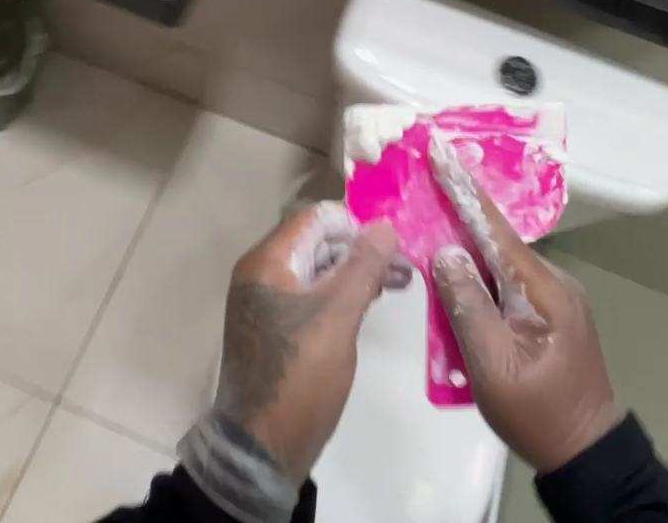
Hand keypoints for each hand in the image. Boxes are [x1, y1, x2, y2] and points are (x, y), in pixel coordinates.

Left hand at [184, 199, 401, 519]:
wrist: (261, 449)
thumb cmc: (299, 377)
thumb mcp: (338, 317)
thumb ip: (363, 266)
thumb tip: (386, 224)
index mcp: (268, 261)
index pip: (316, 218)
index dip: (357, 224)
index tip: (394, 243)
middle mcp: (262, 272)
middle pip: (318, 241)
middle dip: (362, 249)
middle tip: (405, 267)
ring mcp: (266, 299)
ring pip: (318, 267)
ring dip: (355, 271)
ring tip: (399, 283)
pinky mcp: (276, 323)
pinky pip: (312, 292)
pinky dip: (340, 292)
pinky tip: (370, 300)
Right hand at [430, 171, 620, 473]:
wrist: (586, 454)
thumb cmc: (537, 412)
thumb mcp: (492, 364)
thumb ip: (467, 304)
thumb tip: (446, 252)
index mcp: (543, 289)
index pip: (496, 229)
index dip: (464, 189)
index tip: (442, 153)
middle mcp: (553, 282)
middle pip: (498, 239)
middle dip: (460, 211)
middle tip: (426, 184)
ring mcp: (556, 296)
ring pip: (502, 260)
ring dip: (469, 246)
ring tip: (432, 224)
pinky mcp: (551, 311)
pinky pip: (509, 279)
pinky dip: (482, 271)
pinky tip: (459, 272)